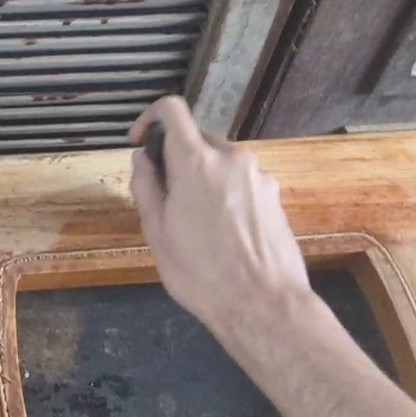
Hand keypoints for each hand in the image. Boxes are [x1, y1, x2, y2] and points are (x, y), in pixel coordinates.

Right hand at [129, 97, 314, 360]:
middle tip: (164, 198)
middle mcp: (231, 158)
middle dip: (176, 159)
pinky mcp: (274, 194)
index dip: (149, 119)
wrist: (264, 306)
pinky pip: (239, 180)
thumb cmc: (201, 272)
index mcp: (196, 162)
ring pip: (218, 161)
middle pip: (195, 139)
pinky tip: (220, 231)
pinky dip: (223, 192)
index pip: (171, 110)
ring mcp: (258, 175)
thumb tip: (143, 158)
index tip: (141, 143)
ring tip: (193, 221)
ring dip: (200, 177)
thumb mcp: (157, 231)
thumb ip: (146, 185)